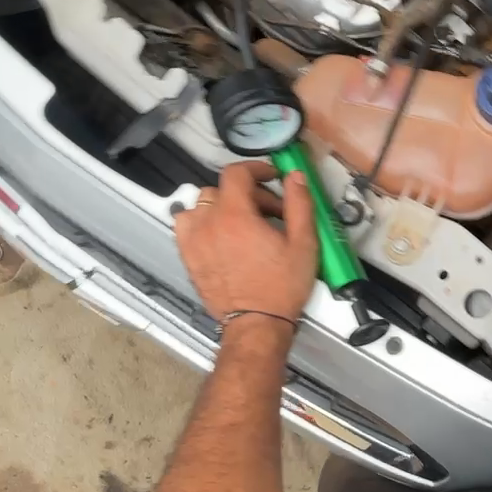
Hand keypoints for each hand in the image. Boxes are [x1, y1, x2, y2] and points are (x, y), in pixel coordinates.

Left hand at [174, 162, 316, 324]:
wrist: (256, 323)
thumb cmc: (281, 287)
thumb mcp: (304, 244)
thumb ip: (300, 205)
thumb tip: (295, 178)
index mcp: (236, 216)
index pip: (236, 174)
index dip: (256, 168)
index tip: (271, 176)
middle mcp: (208, 223)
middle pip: (222, 190)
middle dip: (249, 194)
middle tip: (272, 213)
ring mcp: (194, 241)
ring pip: (200, 205)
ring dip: (222, 206)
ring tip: (243, 222)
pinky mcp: (188, 257)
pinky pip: (187, 226)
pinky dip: (203, 222)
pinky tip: (222, 236)